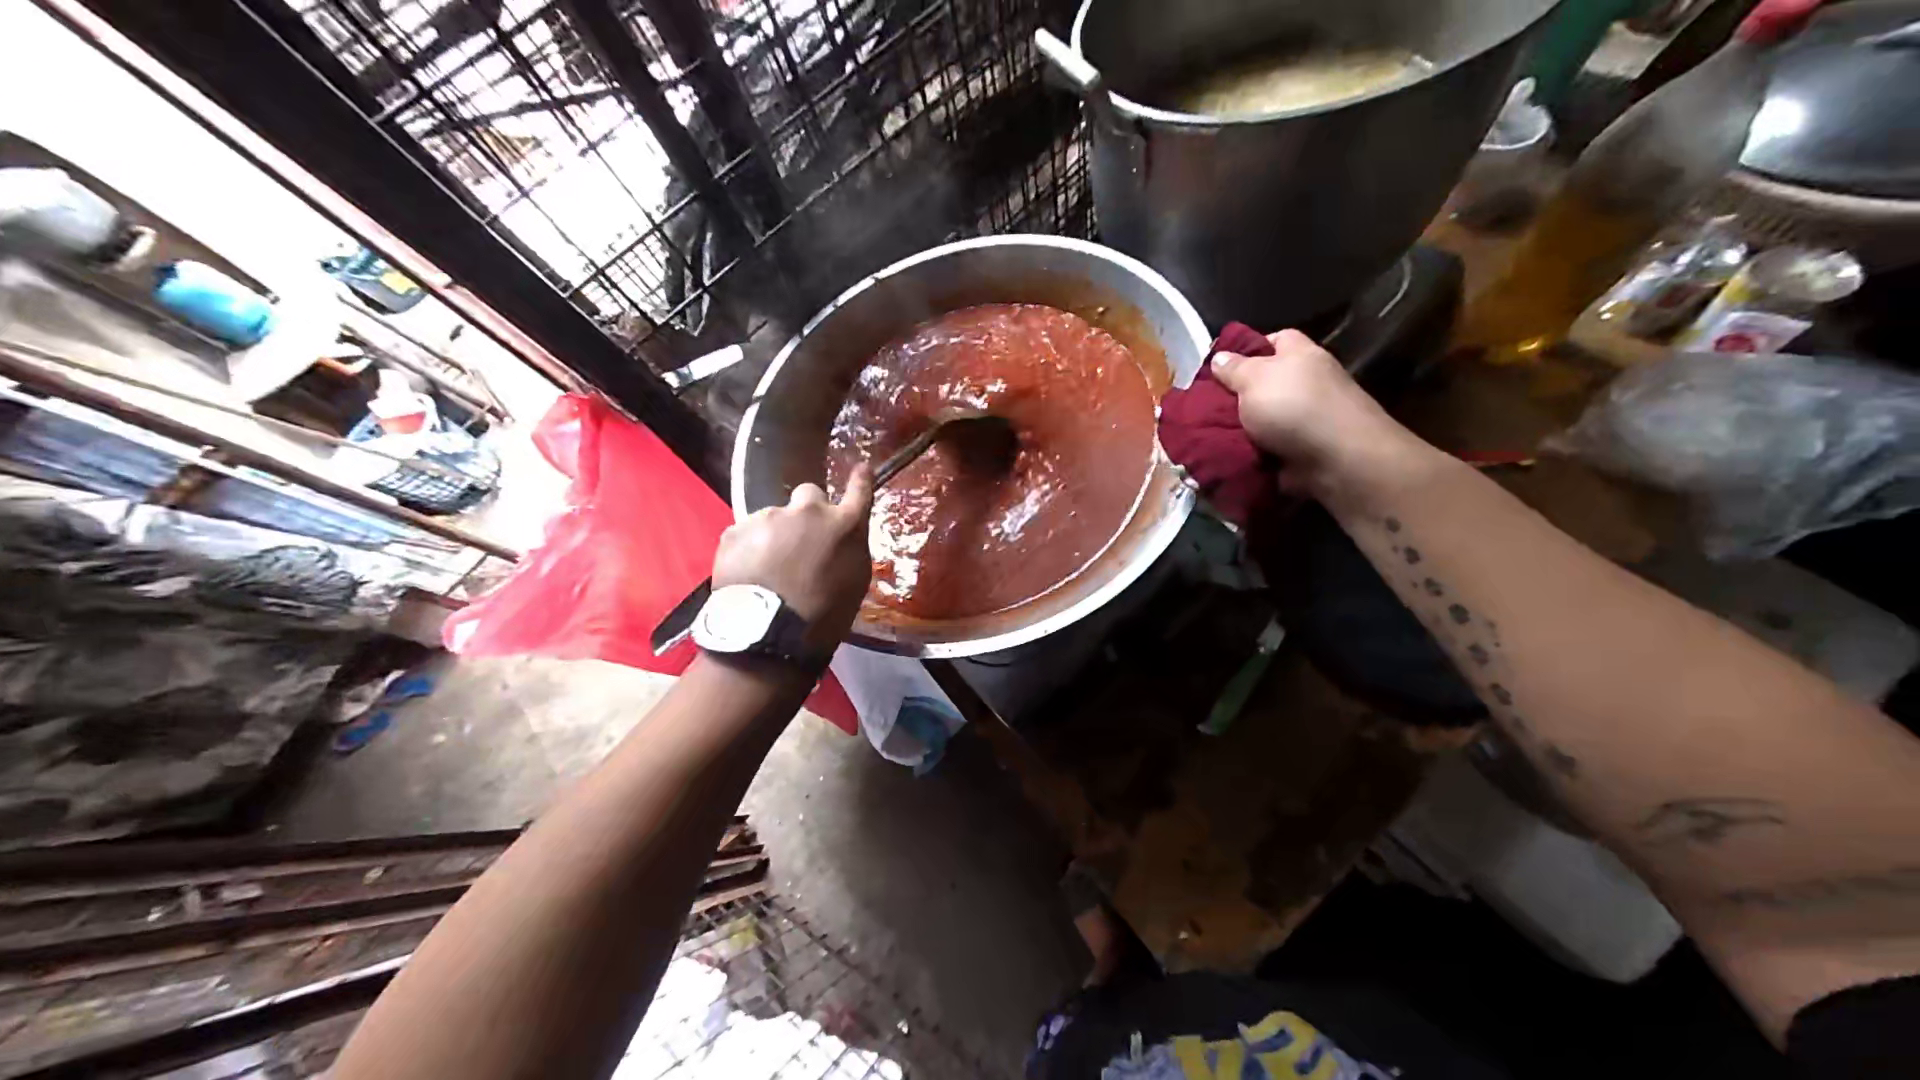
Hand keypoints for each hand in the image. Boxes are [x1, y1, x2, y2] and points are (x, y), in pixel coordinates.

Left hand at [711, 465, 874, 651]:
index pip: (860, 491)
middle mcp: (808, 511)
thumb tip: (839, 536)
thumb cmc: (823, 617)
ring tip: (769, 570)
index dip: (861, 479)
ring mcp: (768, 517)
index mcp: (844, 526)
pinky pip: (746, 533)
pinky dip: (748, 549)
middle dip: (807, 512)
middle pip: (809, 494)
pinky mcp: (735, 531)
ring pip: (773, 517)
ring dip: (775, 534)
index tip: (861, 468)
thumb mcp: (854, 581)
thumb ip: (849, 547)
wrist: (768, 636)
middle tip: (801, 541)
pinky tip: (749, 575)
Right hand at [1209, 330, 1417, 492]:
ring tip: (1207, 434)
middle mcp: (1307, 383)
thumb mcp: (1255, 378)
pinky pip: (1266, 448)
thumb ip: (1235, 368)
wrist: (1336, 458)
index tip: (1220, 364)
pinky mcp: (1302, 450)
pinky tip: (1226, 456)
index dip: (1249, 348)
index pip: (1276, 339)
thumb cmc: (1294, 407)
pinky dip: (1249, 453)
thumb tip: (1220, 357)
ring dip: (1239, 428)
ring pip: (1262, 419)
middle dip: (1237, 394)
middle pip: (1265, 383)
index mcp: (1300, 355)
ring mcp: (1306, 419)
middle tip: (1204, 404)